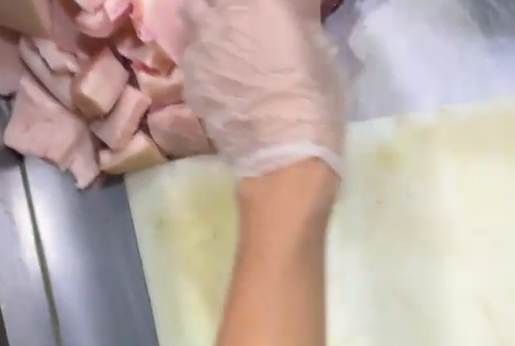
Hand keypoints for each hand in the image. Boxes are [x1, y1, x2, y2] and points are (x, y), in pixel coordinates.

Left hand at [182, 0, 346, 177]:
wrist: (285, 161)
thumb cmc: (315, 105)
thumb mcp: (323, 54)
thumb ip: (301, 24)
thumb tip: (295, 17)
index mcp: (260, 1)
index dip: (265, 7)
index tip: (274, 17)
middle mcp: (221, 14)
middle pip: (209, 0)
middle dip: (224, 9)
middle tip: (243, 27)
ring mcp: (200, 50)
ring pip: (193, 21)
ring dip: (209, 31)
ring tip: (227, 53)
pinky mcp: (191, 84)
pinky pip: (193, 63)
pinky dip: (206, 68)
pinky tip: (223, 86)